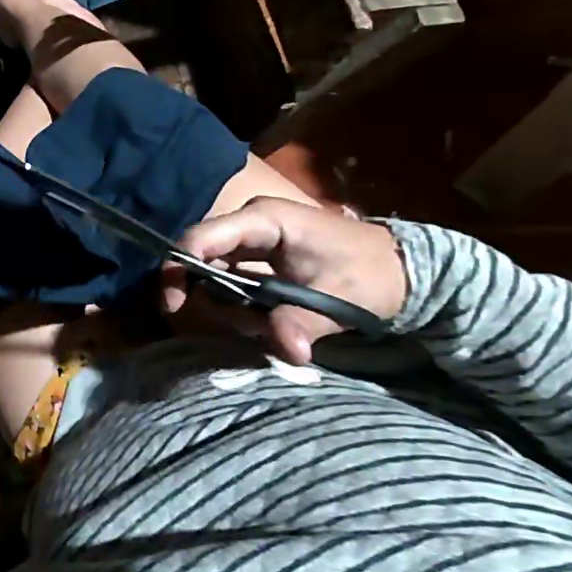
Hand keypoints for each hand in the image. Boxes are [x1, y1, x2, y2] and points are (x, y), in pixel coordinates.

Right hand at [161, 198, 406, 364]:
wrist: (397, 268)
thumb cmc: (371, 272)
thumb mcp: (341, 298)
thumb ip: (305, 321)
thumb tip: (288, 352)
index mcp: (266, 219)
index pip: (204, 237)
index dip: (179, 268)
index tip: (173, 306)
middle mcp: (250, 224)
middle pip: (198, 255)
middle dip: (200, 293)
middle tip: (221, 324)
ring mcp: (251, 241)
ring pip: (211, 272)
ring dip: (224, 305)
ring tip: (262, 324)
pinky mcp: (256, 259)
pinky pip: (227, 281)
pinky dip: (235, 305)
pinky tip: (262, 321)